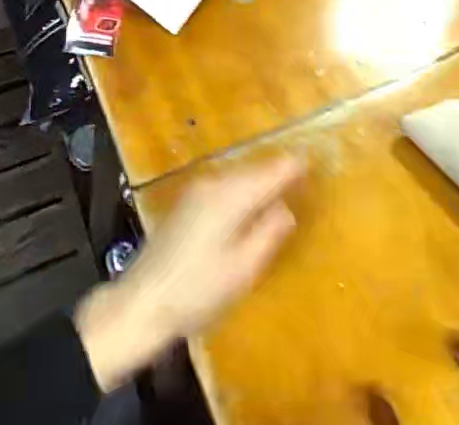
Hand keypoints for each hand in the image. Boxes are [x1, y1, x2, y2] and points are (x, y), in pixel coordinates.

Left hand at [73, 157, 301, 391]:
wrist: (144, 299)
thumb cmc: (199, 288)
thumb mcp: (244, 267)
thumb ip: (269, 232)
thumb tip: (286, 207)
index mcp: (231, 196)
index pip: (270, 171)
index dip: (292, 166)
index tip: (314, 160)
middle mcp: (213, 184)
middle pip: (252, 169)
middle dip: (277, 169)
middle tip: (303, 170)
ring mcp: (196, 191)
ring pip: (237, 176)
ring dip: (258, 177)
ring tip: (282, 181)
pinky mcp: (187, 203)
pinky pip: (224, 185)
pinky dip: (242, 187)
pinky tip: (250, 201)